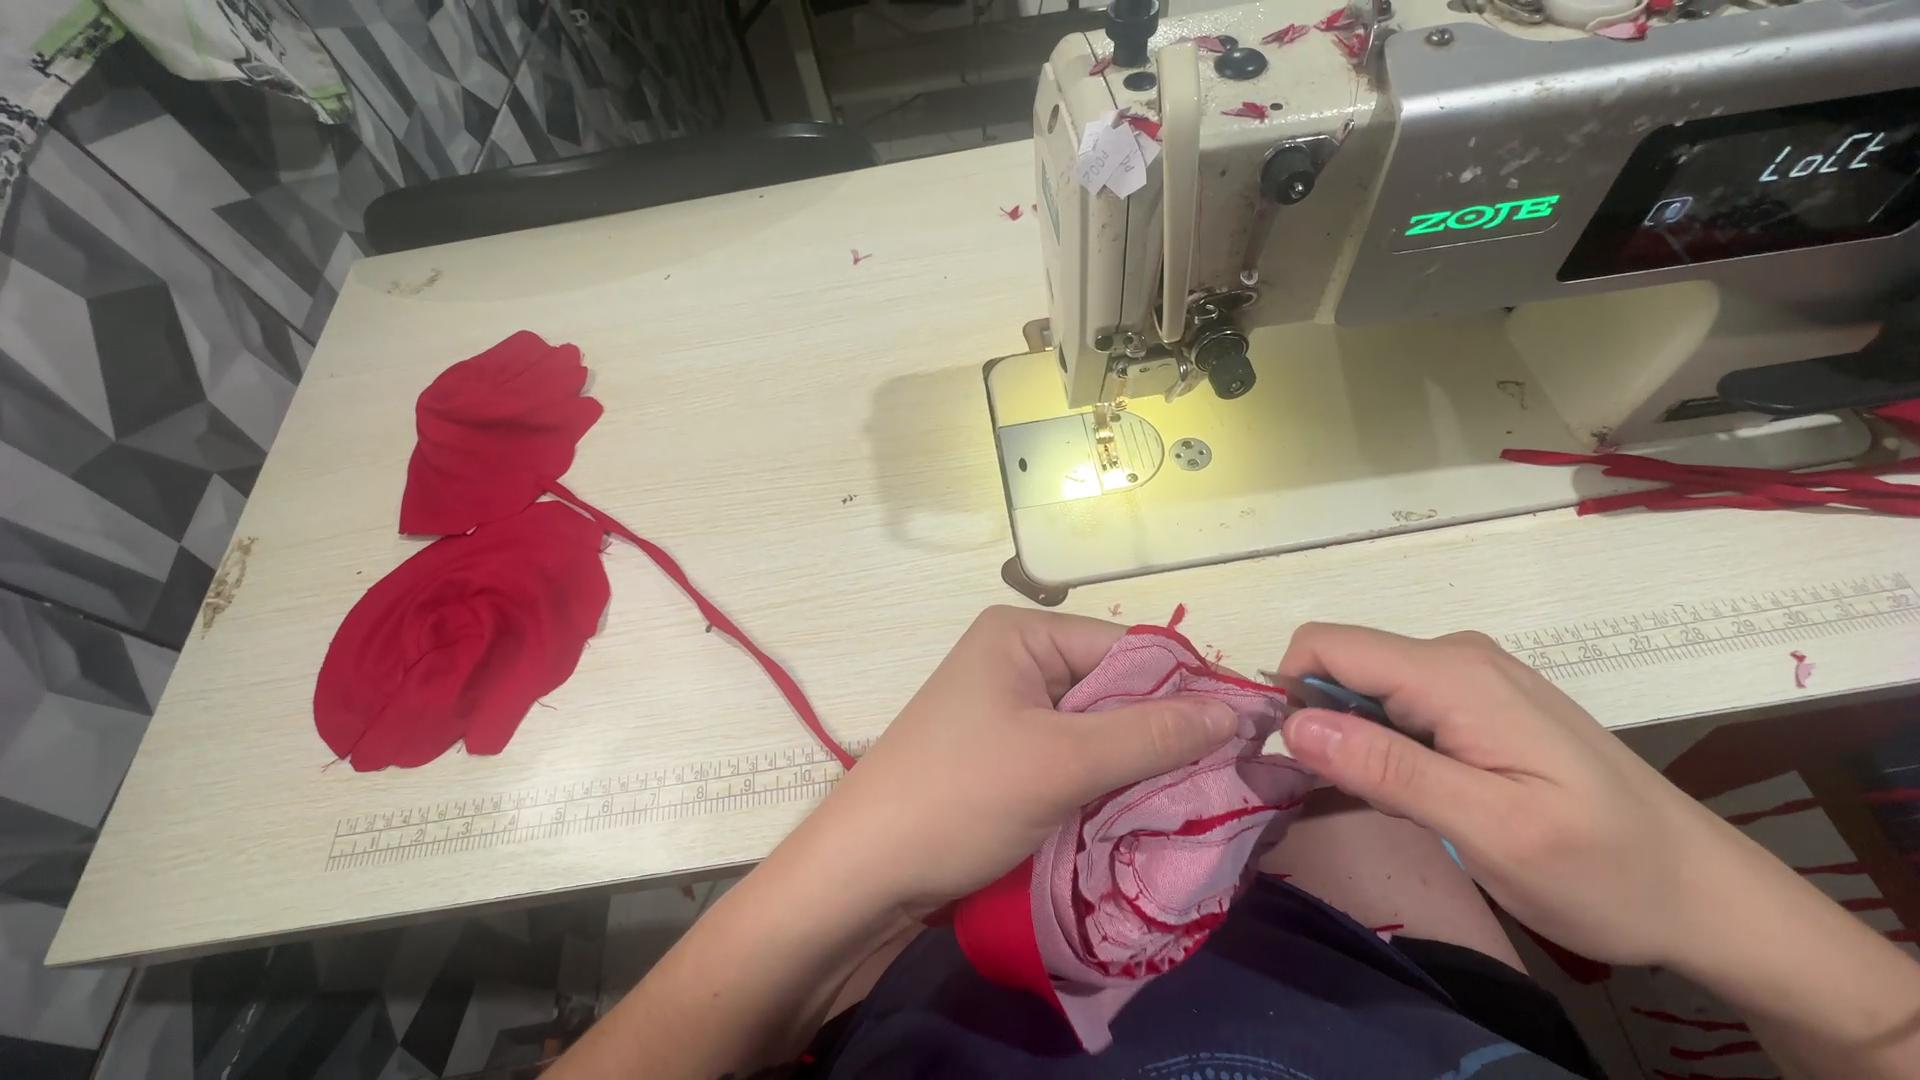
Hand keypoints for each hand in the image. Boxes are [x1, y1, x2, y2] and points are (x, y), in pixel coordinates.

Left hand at [786, 606, 1237, 916]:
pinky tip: (1139, 811)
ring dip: (1136, 763)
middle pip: (1115, 687)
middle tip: (1227, 779)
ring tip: (1192, 800)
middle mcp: (1016, 659)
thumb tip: (1239, 709)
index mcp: (1021, 634)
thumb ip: (1151, 733)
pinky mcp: (1004, 753)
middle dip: (1162, 733)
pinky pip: (1072, 755)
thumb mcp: (1062, 762)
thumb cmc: (959, 798)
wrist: (864, 872)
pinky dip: (1104, 781)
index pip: (1129, 648)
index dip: (1187, 689)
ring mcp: (1008, 708)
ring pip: (1097, 727)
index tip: (1247, 737)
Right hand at [1272, 623, 1745, 967]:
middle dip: (1321, 725)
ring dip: (1354, 743)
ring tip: (1392, 807)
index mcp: (1453, 674)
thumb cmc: (1605, 872)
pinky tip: (1419, 796)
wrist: (1708, 895)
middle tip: (1349, 800)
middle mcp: (1456, 658)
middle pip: (1341, 666)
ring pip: (1365, 689)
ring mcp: (1471, 679)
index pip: (1325, 645)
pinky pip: (1399, 708)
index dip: (1289, 694)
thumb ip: (1390, 770)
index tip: (1294, 762)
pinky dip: (1384, 749)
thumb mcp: (1492, 830)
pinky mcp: (1479, 704)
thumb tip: (1293, 723)